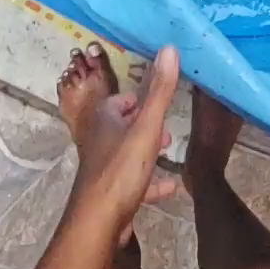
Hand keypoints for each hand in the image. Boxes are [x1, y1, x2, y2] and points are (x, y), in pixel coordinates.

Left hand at [63, 45, 180, 243]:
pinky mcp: (110, 193)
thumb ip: (160, 90)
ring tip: (169, 151)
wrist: (98, 221)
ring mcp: (104, 168)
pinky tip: (171, 187)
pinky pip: (134, 182)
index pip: (121, 100)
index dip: (139, 99)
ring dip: (148, 151)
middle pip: (123, 126)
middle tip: (168, 127)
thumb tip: (169, 47)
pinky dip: (152, 182)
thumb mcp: (146, 126)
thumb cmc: (121, 168)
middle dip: (146, 124)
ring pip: (128, 154)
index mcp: (104, 119)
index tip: (159, 99)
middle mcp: (99, 140)